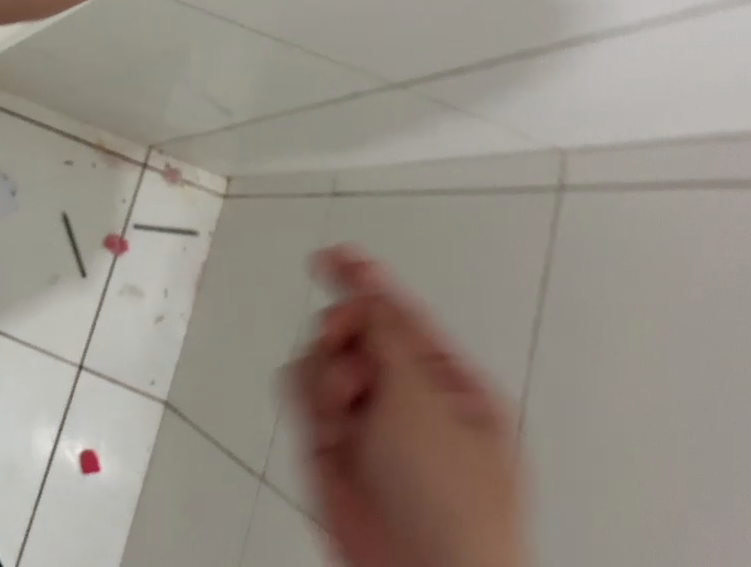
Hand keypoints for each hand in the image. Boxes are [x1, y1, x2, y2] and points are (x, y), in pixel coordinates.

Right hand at [290, 246, 526, 566]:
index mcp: (447, 381)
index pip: (399, 313)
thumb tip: (365, 283)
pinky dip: (307, 400)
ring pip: (320, 360)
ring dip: (325, 377)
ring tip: (345, 411)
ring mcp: (367, 417)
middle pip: (351, 332)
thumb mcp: (422, 400)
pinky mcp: (331, 439)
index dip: (363, 280)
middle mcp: (406, 394)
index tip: (331, 254)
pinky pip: (302, 392)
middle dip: (341, 338)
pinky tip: (327, 425)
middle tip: (342, 345)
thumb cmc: (449, 496)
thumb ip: (385, 335)